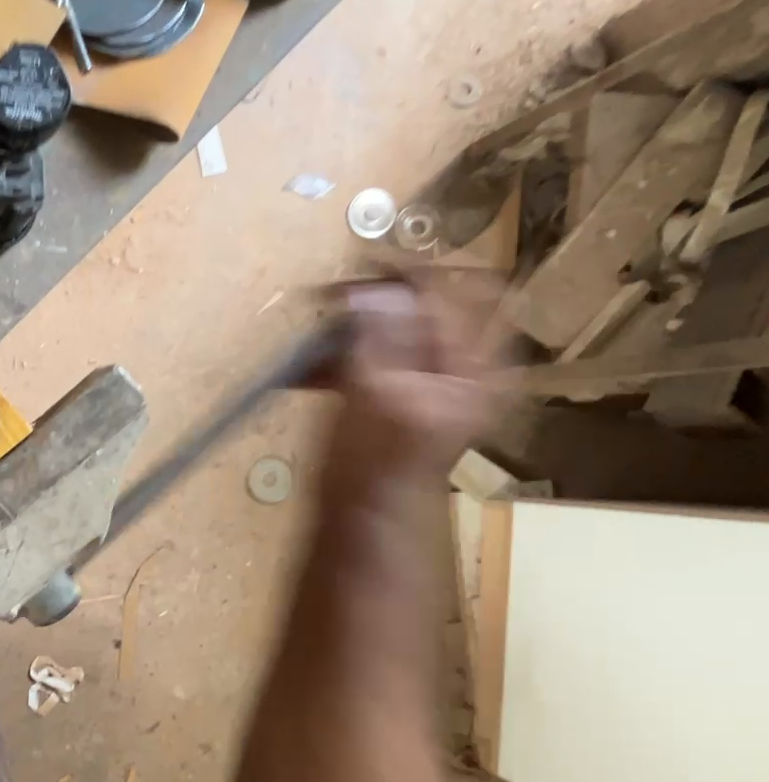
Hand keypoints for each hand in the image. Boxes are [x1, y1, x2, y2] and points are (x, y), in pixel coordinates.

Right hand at [323, 280, 493, 490]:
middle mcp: (461, 366)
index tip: (361, 263)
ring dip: (351, 329)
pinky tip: (306, 369)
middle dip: (379, 297)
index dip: (414, 272)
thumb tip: (374, 289)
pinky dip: (339, 356)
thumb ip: (381, 342)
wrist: (361, 518)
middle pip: (430, 305)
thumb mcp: (376, 398)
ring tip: (312, 338)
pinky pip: (372, 357)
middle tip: (333, 295)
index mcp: (476, 365)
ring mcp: (428, 381)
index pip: (460, 292)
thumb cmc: (372, 464)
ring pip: (395, 330)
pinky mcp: (395, 394)